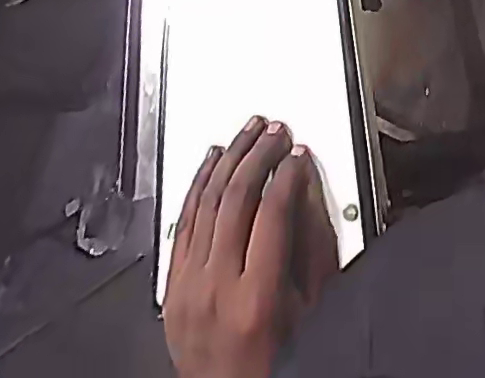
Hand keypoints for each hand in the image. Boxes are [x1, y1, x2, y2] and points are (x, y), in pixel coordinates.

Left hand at [164, 117, 338, 377]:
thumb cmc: (277, 363)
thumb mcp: (312, 309)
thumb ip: (312, 245)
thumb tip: (305, 186)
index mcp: (256, 301)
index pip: (273, 213)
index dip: (288, 175)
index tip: (298, 155)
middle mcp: (215, 289)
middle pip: (237, 197)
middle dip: (260, 154)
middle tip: (276, 132)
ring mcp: (188, 285)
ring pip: (207, 200)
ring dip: (231, 156)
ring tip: (249, 131)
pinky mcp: (172, 283)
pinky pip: (184, 217)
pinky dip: (199, 181)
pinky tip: (213, 158)